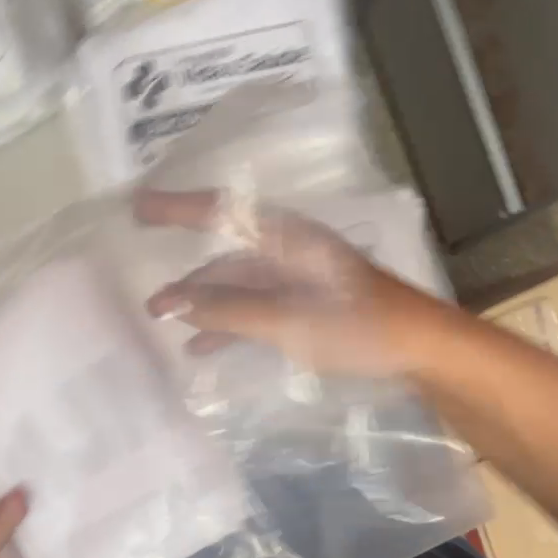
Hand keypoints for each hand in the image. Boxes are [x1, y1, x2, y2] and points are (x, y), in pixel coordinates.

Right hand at [135, 188, 457, 377]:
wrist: (420, 348)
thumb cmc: (359, 328)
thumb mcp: (289, 321)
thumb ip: (230, 311)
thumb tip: (175, 302)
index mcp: (288, 240)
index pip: (222, 213)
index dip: (177, 209)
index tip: (136, 208)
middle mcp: (290, 252)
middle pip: (226, 258)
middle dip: (187, 280)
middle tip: (149, 303)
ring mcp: (299, 280)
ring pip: (239, 288)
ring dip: (206, 307)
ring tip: (170, 330)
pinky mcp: (308, 306)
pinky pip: (256, 309)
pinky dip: (230, 325)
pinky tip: (206, 349)